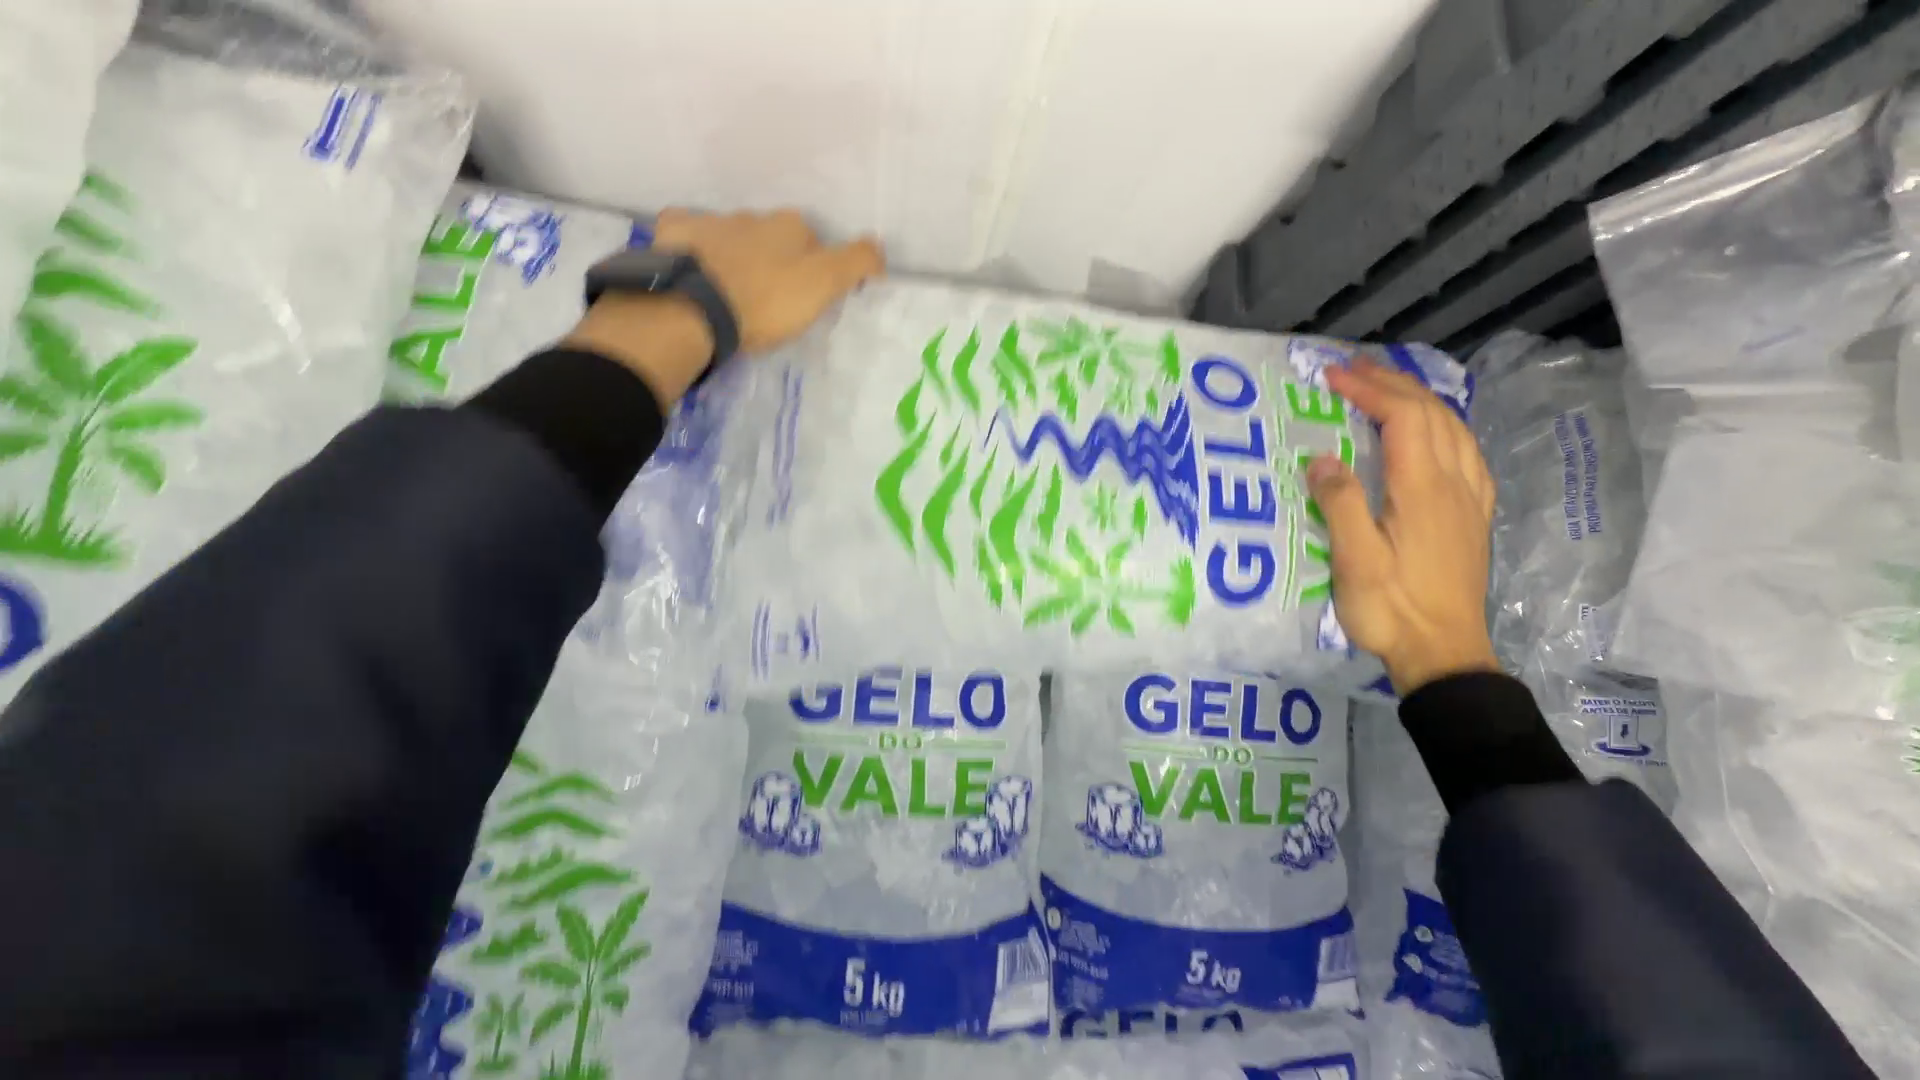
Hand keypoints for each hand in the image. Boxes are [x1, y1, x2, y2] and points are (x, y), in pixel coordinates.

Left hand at [565, 209, 884, 406]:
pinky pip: (686, 234)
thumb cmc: (766, 301)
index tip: (809, 294)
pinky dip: (691, 245)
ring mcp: (710, 223)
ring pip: (731, 234)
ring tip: (729, 287)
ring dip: (735, 252)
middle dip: (773, 257)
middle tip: (770, 294)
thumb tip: (880, 248)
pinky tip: (690, 265)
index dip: (815, 266)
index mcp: (791, 226)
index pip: (814, 241)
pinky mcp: (674, 235)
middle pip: (771, 236)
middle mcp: (752, 216)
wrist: (695, 310)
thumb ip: (857, 263)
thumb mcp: (824, 285)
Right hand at [1306, 359, 1498, 694]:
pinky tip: (1432, 436)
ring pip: (1455, 429)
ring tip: (1387, 389)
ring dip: (1420, 400)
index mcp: (1422, 489)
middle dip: (1391, 383)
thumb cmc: (1392, 609)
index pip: (1402, 417)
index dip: (1368, 389)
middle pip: (1431, 413)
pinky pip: (1467, 454)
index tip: (1331, 377)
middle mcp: (1453, 484)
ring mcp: (1469, 500)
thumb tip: (1323, 459)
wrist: (1444, 653)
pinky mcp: (1473, 518)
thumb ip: (1340, 505)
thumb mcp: (1355, 561)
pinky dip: (1444, 428)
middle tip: (1352, 370)